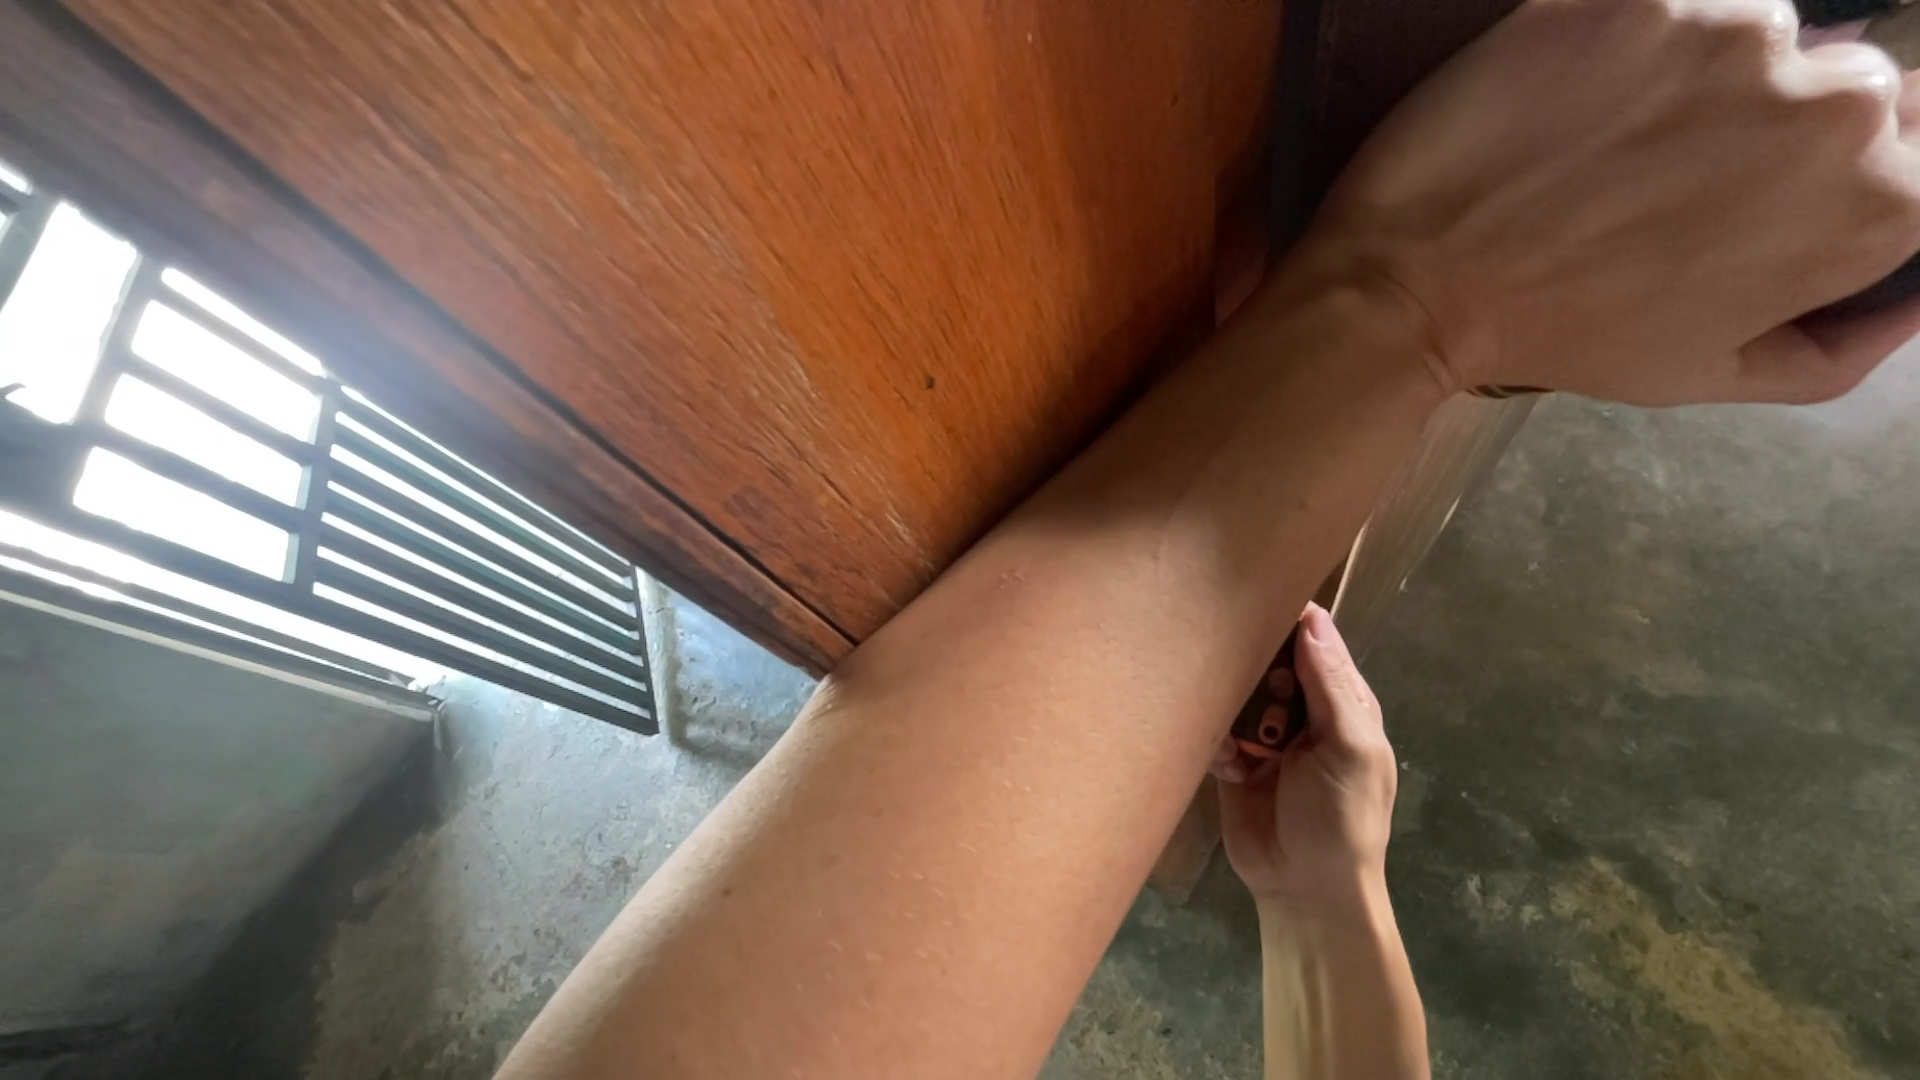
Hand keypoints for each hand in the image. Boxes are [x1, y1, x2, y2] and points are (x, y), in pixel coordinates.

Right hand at [1213, 605, 1397, 910]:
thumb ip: (1330, 685)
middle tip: (1254, 693)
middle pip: (1269, 663)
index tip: (1257, 608)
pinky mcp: (1234, 760)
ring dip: (1232, 710)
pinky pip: (1215, 729)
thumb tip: (1312, 617)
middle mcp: (1302, 712)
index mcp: (1342, 704)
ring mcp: (1265, 737)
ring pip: (1236, 693)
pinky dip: (1217, 743)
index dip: (1291, 623)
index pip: (1316, 643)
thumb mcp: (1348, 748)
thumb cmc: (1340, 818)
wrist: (1302, 889)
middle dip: (1254, 671)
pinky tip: (1229, 766)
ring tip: (1241, 739)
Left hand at [1299, 0, 1919, 406]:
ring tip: (1587, 153)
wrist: (1409, 291)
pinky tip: (1556, 111)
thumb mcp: (1696, 376)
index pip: (1900, 157)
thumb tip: (1904, 303)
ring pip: (1745, 44)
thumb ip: (1828, 350)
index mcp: (1877, 201)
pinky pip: (1656, 14)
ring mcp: (1735, 37)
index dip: (1798, 182)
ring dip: (1682, 89)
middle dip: (1751, 132)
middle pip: (1838, 88)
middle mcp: (1838, 101)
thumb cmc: (1548, 338)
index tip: (1720, 203)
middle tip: (1642, 182)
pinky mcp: (1638, 2)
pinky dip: (1616, 54)